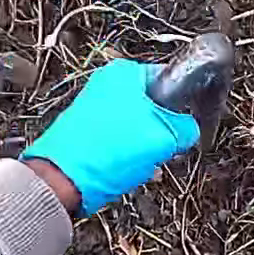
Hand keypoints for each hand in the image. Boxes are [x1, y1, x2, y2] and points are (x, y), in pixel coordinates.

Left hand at [22, 59, 200, 214]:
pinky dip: (130, 154)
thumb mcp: (163, 137)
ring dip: (148, 146)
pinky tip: (129, 168)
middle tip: (162, 146)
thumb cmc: (105, 153)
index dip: (183, 104)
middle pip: (156, 105)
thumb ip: (186, 128)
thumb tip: (189, 130)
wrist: (64, 181)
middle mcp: (108, 84)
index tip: (184, 124)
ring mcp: (97, 107)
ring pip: (141, 126)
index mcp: (124, 73)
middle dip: (163, 131)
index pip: (170, 78)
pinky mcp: (89, 130)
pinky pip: (123, 140)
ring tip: (141, 161)